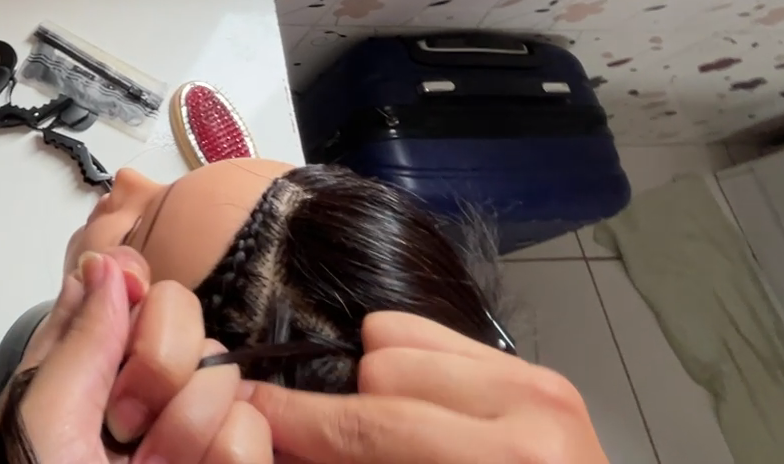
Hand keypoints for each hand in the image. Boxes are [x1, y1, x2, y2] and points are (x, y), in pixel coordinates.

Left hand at [0, 249, 270, 463]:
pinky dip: (223, 460)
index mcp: (85, 368)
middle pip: (185, 314)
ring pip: (222, 370)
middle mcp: (138, 390)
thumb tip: (108, 265)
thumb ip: (77, 340)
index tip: (128, 311)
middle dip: (158, 366)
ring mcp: (186, 433)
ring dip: (186, 430)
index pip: (130, 282)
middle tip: (124, 426)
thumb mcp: (42, 425)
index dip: (136, 289)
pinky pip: (252, 430)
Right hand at [246, 311, 605, 463]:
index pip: (365, 431)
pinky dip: (409, 371)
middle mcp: (532, 418)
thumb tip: (275, 439)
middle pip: (376, 371)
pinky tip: (426, 422)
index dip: (293, 422)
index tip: (244, 410)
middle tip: (341, 456)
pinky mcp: (537, 371)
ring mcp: (539, 386)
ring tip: (400, 447)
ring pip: (394, 340)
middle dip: (349, 419)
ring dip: (381, 391)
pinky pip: (426, 332)